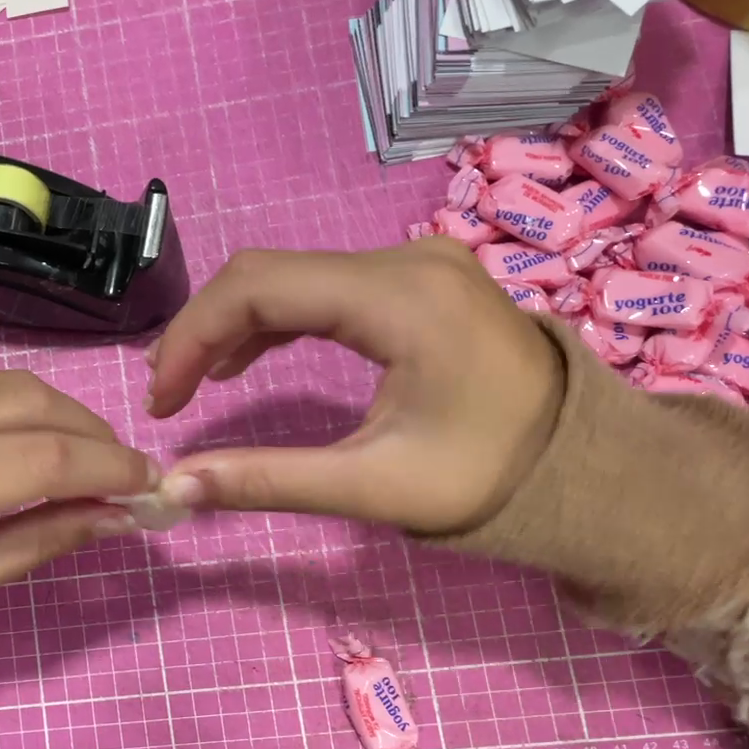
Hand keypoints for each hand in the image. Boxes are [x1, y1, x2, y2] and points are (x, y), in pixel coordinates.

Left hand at [0, 371, 155, 622]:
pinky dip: (23, 406)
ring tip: (91, 456)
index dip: (103, 467)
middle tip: (125, 470)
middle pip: (27, 405)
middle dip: (92, 435)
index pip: (33, 461)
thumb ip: (37, 542)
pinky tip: (41, 437)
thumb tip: (118, 513)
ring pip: (8, 383)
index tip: (146, 483)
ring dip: (64, 415)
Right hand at [145, 240, 563, 533]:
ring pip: (289, 277)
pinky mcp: (413, 285)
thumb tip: (175, 486)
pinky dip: (271, 323)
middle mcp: (403, 261)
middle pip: (266, 274)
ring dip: (230, 325)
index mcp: (399, 298)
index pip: (258, 289)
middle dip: (202, 330)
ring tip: (190, 381)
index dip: (192, 337)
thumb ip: (268, 480)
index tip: (161, 399)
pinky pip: (320, 289)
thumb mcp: (373, 487)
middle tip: (166, 393)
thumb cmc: (489, 478)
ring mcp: (412, 266)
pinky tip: (242, 360)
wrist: (588, 467)